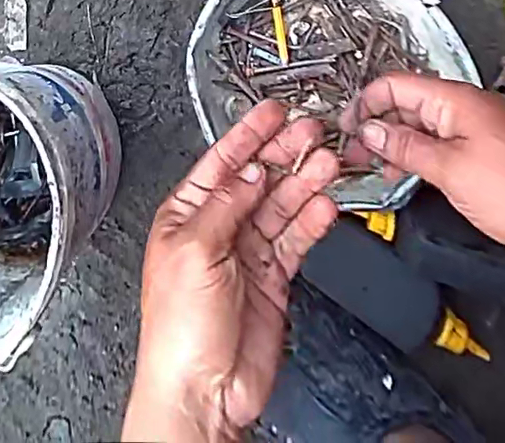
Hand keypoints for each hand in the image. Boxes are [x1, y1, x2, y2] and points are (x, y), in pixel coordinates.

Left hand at [122, 101, 340, 442]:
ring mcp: (247, 250)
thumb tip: (250, 172)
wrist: (202, 392)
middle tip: (310, 131)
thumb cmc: (177, 329)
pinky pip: (295, 238)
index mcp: (187, 212)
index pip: (223, 161)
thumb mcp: (193, 250)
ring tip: (327, 160)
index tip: (271, 112)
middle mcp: (218, 226)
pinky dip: (311, 220)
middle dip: (284, 152)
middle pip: (257, 177)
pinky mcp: (272, 276)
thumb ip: (225, 206)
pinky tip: (324, 204)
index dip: (248, 134)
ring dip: (304, 181)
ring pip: (281, 204)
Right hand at [340, 73, 504, 283]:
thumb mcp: (451, 171)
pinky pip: (439, 146)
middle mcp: (464, 108)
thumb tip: (370, 131)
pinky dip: (418, 157)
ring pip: (420, 127)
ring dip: (396, 144)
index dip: (365, 103)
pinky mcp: (483, 154)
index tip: (347, 127)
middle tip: (356, 153)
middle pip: (405, 104)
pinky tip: (407, 176)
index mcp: (455, 100)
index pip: (394, 85)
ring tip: (376, 169)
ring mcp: (475, 131)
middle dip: (377, 125)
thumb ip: (405, 148)